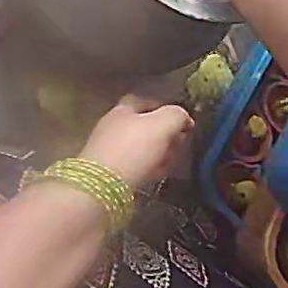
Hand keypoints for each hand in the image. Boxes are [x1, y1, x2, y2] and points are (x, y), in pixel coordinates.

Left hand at [78, 95, 194, 189]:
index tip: (182, 122)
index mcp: (122, 110)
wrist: (104, 186)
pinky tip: (157, 173)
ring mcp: (108, 150)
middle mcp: (112, 126)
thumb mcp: (162, 124)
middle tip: (180, 143)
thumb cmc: (134, 149)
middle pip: (144, 126)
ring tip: (171, 160)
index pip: (144, 102)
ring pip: (141, 147)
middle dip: (164, 134)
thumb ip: (176, 116)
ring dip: (159, 152)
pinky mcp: (108, 171)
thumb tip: (183, 118)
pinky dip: (148, 167)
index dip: (164, 109)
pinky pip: (134, 165)